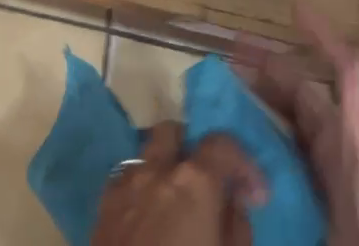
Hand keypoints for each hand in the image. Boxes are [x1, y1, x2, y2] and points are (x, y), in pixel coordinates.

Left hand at [92, 119, 266, 245]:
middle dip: (192, 148)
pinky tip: (152, 218)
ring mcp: (124, 184)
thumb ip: (236, 225)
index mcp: (194, 182)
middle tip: (209, 183)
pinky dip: (142, 186)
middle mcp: (155, 171)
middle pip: (171, 132)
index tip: (256, 196)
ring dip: (164, 166)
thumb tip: (233, 200)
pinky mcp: (102, 206)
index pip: (221, 143)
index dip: (244, 164)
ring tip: (179, 201)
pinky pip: (125, 178)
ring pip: (145, 153)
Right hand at [232, 10, 358, 245]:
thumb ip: (358, 107)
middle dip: (267, 68)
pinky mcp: (310, 199)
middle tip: (227, 52)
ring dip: (256, 103)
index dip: (317, 37)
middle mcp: (336, 142)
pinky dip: (256, 146)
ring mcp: (323, 171)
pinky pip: (278, 160)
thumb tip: (352, 50)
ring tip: (220, 90)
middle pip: (298, 94)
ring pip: (284, 124)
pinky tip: (230, 143)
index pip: (334, 69)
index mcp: (353, 126)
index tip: (293, 7)